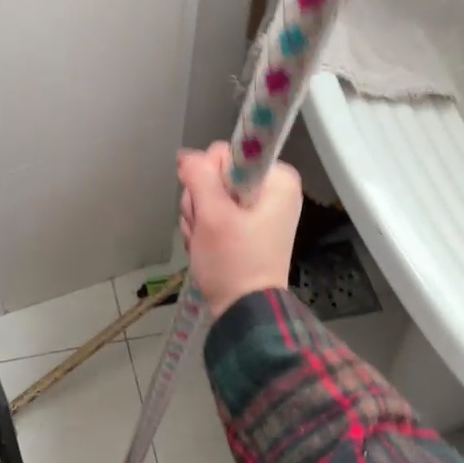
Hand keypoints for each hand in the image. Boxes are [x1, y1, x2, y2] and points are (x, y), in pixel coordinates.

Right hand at [177, 142, 302, 312]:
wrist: (243, 309)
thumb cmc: (234, 262)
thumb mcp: (213, 215)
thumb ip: (199, 175)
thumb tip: (186, 155)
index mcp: (277, 179)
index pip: (227, 152)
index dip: (210, 177)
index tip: (212, 205)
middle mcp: (272, 188)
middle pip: (216, 173)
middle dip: (201, 201)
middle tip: (207, 228)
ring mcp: (258, 208)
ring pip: (209, 194)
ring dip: (199, 217)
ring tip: (206, 241)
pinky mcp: (246, 225)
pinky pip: (213, 212)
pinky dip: (203, 228)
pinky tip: (206, 246)